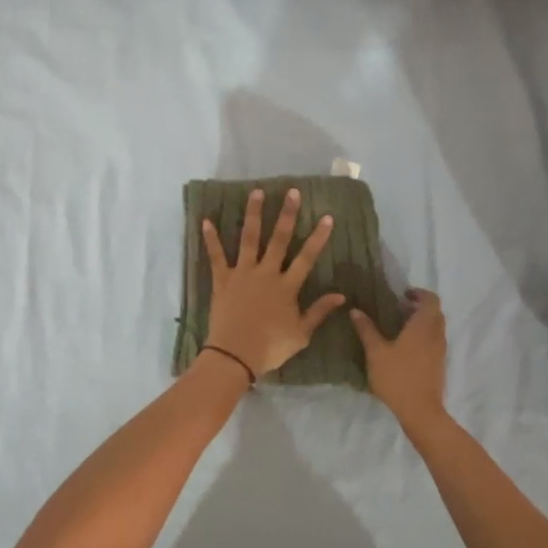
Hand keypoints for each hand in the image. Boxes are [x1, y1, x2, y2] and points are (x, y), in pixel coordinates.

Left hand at [202, 189, 345, 376]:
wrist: (235, 355)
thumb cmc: (271, 347)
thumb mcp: (301, 334)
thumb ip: (319, 311)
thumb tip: (341, 296)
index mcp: (287, 287)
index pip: (306, 257)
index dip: (317, 237)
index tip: (326, 217)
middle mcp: (266, 273)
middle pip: (278, 239)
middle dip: (286, 214)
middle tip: (291, 192)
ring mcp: (242, 274)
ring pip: (249, 239)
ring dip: (252, 215)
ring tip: (256, 192)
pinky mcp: (222, 280)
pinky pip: (216, 256)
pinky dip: (211, 239)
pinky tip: (206, 221)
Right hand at [351, 288, 447, 424]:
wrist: (420, 410)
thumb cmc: (397, 377)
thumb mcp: (376, 352)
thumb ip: (366, 329)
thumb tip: (355, 310)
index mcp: (423, 326)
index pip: (431, 299)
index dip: (419, 293)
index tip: (402, 294)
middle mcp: (436, 335)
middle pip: (435, 312)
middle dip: (420, 306)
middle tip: (399, 308)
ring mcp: (440, 350)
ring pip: (436, 327)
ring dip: (422, 321)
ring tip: (399, 326)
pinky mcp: (439, 364)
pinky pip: (434, 341)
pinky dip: (423, 335)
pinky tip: (404, 346)